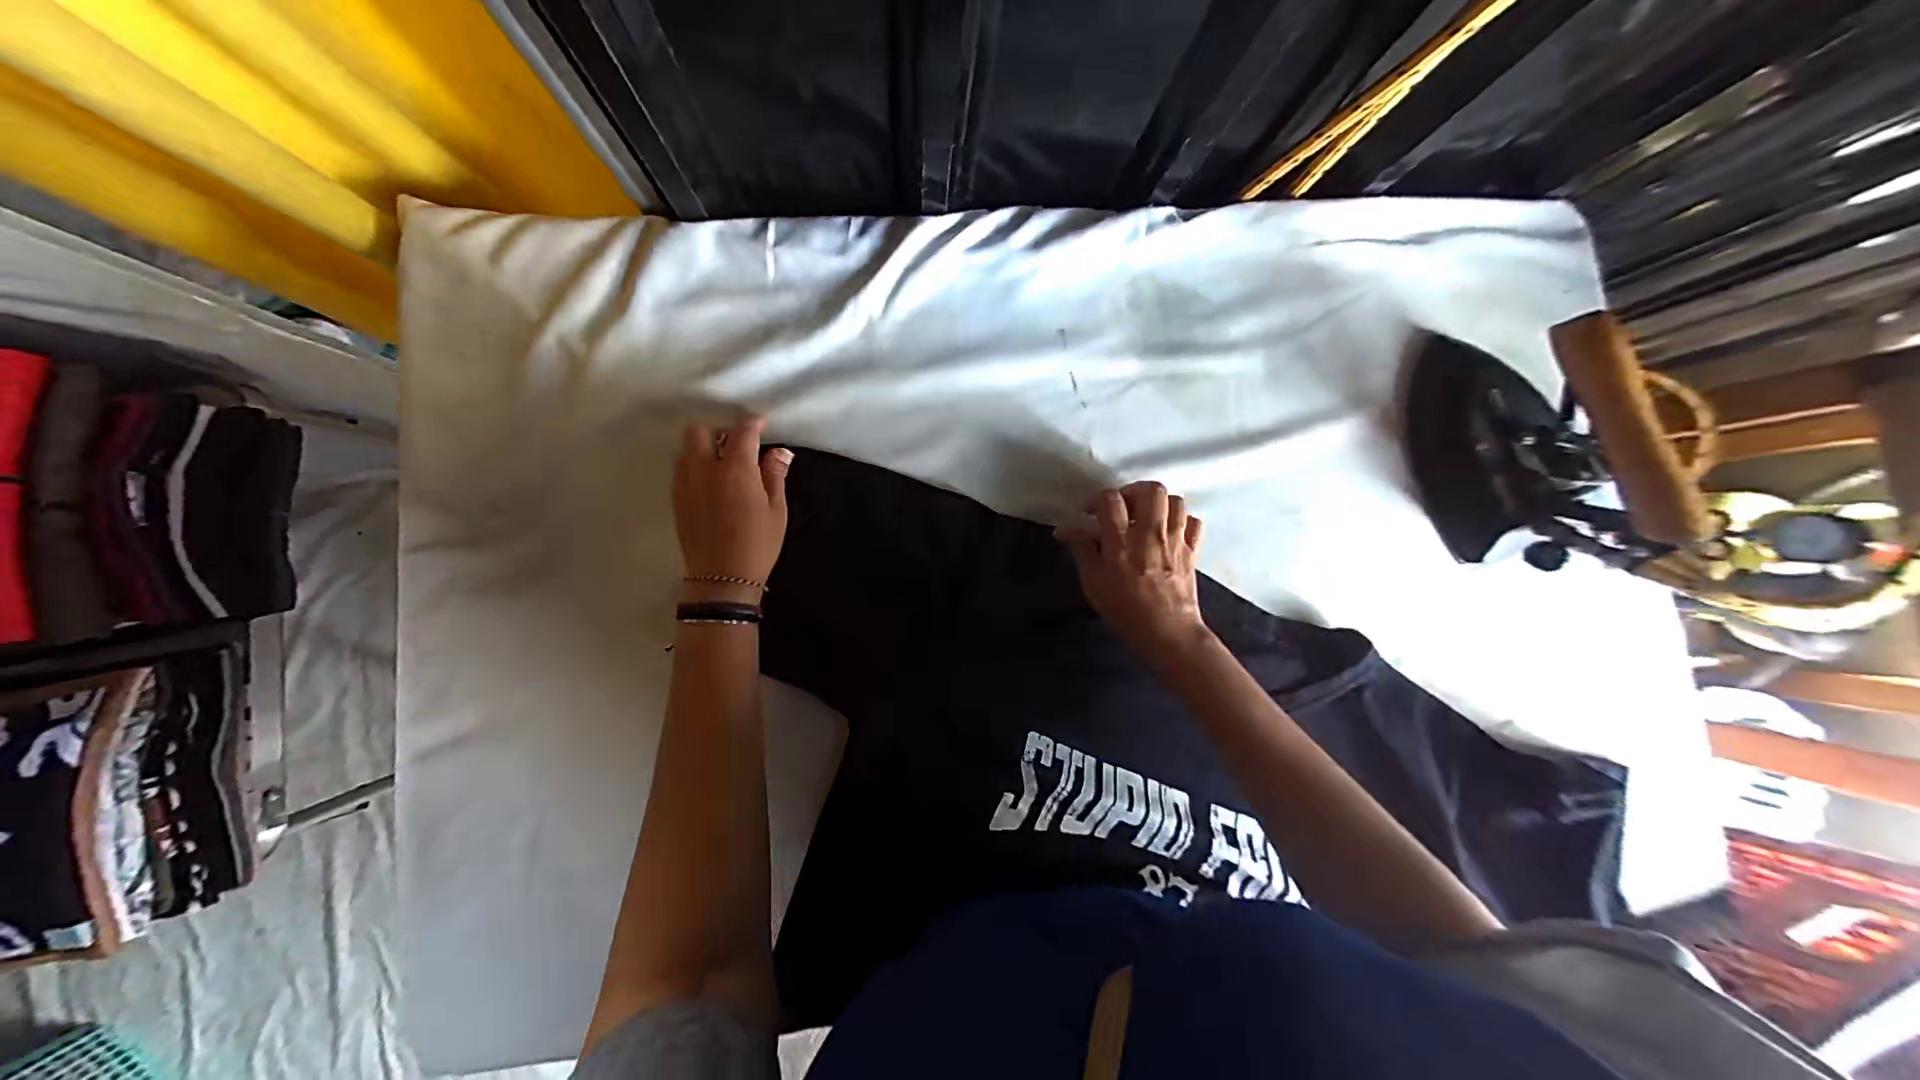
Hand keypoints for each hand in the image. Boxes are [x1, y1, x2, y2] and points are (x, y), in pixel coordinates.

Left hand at [672, 418, 791, 600]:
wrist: (722, 577)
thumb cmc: (758, 544)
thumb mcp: (776, 510)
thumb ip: (775, 475)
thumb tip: (779, 452)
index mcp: (735, 469)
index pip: (742, 432)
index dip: (753, 425)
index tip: (763, 427)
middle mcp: (705, 469)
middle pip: (700, 431)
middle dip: (719, 431)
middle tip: (737, 445)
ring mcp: (686, 483)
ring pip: (686, 449)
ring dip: (704, 447)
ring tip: (722, 463)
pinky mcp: (676, 498)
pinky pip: (681, 469)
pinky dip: (695, 466)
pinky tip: (711, 482)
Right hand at [1058, 481, 1210, 661]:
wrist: (1166, 632)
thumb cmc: (1124, 610)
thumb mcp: (1092, 582)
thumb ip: (1082, 550)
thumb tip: (1067, 530)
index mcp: (1121, 543)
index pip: (1110, 500)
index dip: (1097, 499)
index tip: (1090, 511)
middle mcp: (1150, 535)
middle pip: (1151, 490)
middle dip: (1133, 491)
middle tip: (1122, 505)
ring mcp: (1175, 541)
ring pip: (1175, 501)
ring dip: (1158, 503)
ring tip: (1145, 516)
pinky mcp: (1191, 551)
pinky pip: (1192, 522)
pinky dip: (1181, 520)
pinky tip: (1168, 531)